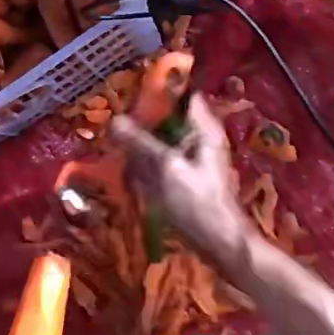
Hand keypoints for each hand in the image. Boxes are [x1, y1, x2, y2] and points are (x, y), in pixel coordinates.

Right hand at [109, 93, 266, 277]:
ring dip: (138, 144)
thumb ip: (141, 143)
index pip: (183, 94)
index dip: (158, 88)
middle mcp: (197, 139)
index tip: (128, 89)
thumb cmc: (199, 204)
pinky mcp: (181, 178)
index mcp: (203, 130)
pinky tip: (127, 172)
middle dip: (140, 120)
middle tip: (113, 123)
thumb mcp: (167, 169)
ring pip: (158, 140)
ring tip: (114, 147)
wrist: (220, 246)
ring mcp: (189, 160)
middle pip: (165, 118)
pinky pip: (156, 162)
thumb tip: (114, 120)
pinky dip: (142, 164)